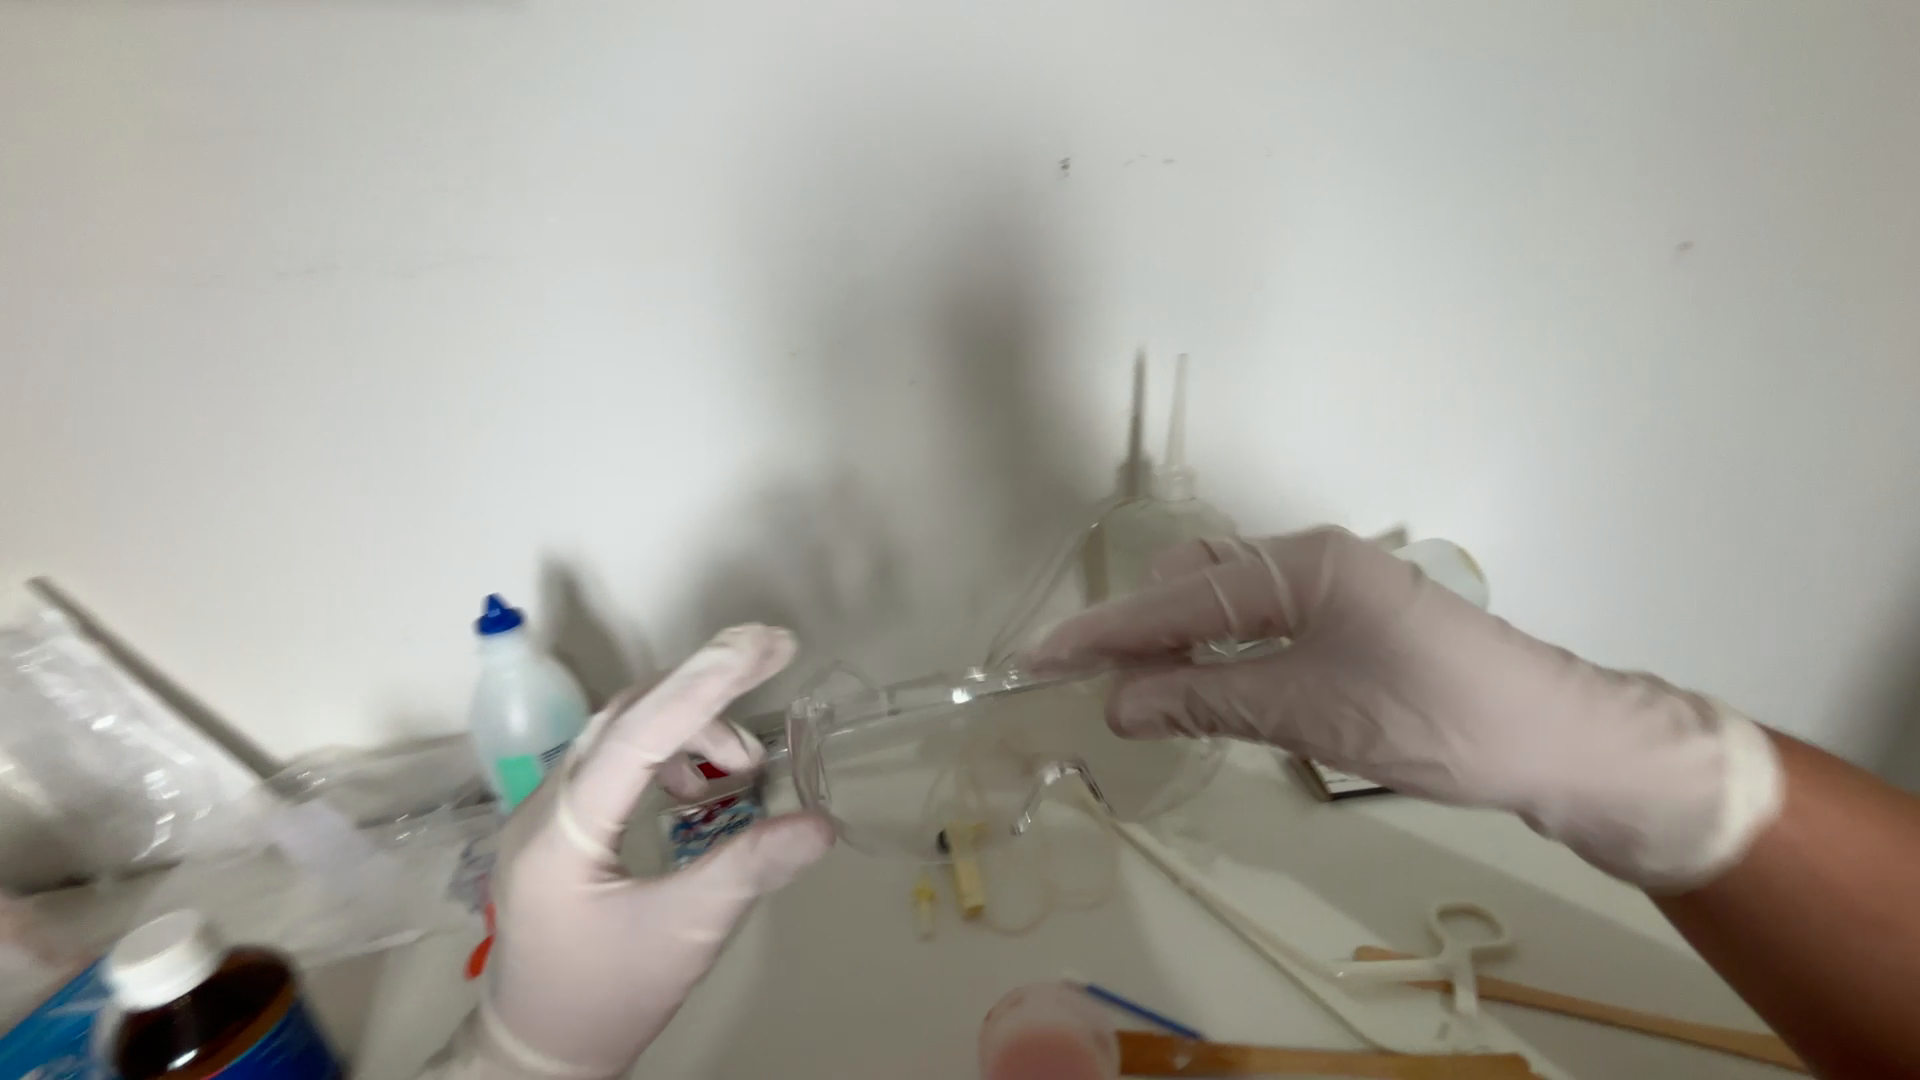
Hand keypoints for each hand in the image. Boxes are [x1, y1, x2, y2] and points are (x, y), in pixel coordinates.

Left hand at [466, 625, 834, 1077]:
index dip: (705, 685)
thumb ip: (751, 869)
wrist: (537, 1053)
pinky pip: (622, 754)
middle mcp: (548, 802)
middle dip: (705, 677)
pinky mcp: (568, 817)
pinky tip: (704, 782)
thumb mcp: (685, 935)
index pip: (638, 733)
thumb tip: (823, 823)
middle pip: (630, 711)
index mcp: (563, 830)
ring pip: (626, 726)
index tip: (763, 645)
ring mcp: (551, 807)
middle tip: (773, 649)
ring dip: (693, 721)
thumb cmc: (606, 998)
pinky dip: (674, 748)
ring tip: (747, 761)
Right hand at [1028, 527, 1782, 889]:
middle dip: (1135, 632)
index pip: (1174, 602)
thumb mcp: (1311, 715)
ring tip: (1144, 692)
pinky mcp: (1336, 609)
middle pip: (1188, 583)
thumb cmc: (1440, 723)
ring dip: (1172, 641)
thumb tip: (1116, 705)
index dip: (1101, 633)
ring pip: (1215, 598)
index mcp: (1298, 566)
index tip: (1036, 659)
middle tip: (1103, 690)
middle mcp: (1303, 557)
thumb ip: (1205, 701)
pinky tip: (1201, 681)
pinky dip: (1212, 648)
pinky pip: (1249, 616)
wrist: (1567, 744)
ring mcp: (1322, 580)